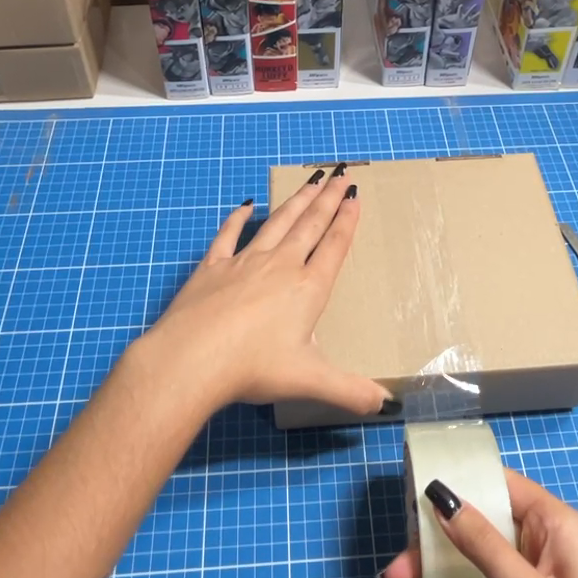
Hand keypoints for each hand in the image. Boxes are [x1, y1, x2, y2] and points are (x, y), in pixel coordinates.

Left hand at [133, 165, 391, 415]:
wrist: (192, 358)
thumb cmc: (254, 368)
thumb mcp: (309, 381)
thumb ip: (349, 391)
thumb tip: (385, 404)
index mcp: (307, 289)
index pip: (333, 247)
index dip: (347, 221)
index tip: (355, 196)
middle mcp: (280, 266)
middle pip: (310, 225)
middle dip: (327, 199)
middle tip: (340, 174)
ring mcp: (245, 261)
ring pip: (278, 223)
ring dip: (296, 201)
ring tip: (311, 180)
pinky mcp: (213, 266)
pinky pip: (229, 234)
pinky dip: (239, 218)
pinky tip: (247, 205)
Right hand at [380, 469, 577, 577]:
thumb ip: (486, 545)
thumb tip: (443, 497)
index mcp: (556, 523)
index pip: (500, 484)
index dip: (459, 483)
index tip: (415, 494)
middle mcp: (548, 543)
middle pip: (482, 526)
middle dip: (437, 543)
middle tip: (398, 568)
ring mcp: (540, 576)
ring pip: (480, 559)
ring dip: (439, 570)